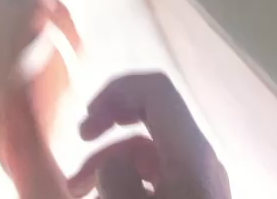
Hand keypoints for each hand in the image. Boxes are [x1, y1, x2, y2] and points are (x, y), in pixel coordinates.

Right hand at [67, 72, 228, 198]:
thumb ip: (115, 177)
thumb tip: (111, 162)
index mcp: (192, 150)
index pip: (155, 88)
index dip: (116, 90)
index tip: (87, 117)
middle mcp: (200, 157)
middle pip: (150, 114)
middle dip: (109, 121)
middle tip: (81, 137)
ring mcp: (200, 180)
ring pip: (149, 150)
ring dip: (110, 158)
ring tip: (76, 186)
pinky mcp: (194, 196)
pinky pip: (158, 175)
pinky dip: (129, 177)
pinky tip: (103, 194)